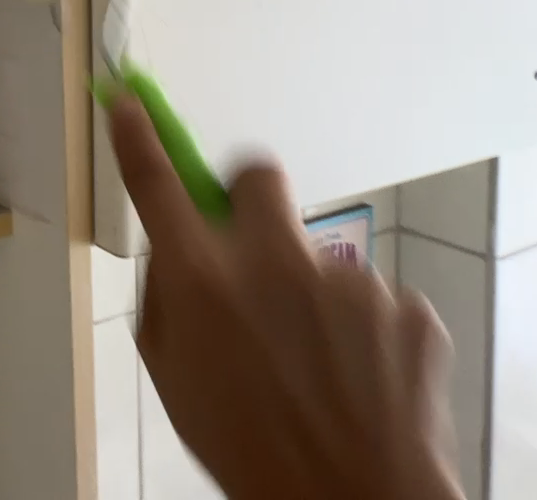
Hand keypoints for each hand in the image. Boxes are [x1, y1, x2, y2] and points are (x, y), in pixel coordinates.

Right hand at [107, 96, 462, 499]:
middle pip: (257, 174)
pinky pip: (365, 292)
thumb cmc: (234, 434)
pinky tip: (352, 370)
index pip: (155, 181)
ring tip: (311, 353)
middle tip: (248, 243)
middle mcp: (272, 262)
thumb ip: (167, 288)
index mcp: (200, 276)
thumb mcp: (163, 359)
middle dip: (245, 192)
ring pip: (313, 252)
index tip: (129, 102)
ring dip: (304, 283)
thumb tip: (180, 250)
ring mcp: (347, 281)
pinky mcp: (407, 309)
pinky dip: (352, 321)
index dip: (137, 134)